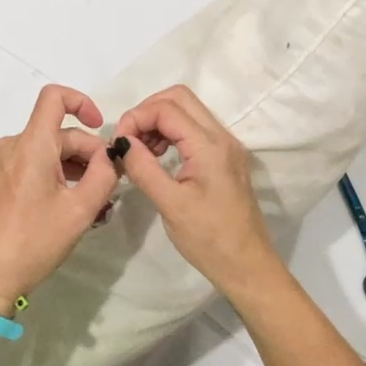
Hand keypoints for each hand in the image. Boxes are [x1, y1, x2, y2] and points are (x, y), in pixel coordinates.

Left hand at [0, 85, 119, 309]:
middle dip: (88, 153)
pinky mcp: (1, 181)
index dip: (82, 102)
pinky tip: (74, 207)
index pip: (54, 97)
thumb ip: (103, 175)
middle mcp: (13, 146)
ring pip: (49, 151)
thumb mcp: (80, 210)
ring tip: (97, 203)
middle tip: (110, 187)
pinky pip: (36, 166)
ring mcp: (4, 164)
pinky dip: (58, 177)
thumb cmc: (34, 241)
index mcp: (31, 145)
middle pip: (59, 133)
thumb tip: (108, 156)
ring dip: (75, 169)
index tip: (100, 126)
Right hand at [116, 85, 282, 295]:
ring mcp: (227, 146)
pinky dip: (171, 132)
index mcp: (210, 146)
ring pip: (187, 110)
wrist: (247, 267)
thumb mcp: (170, 205)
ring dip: (159, 120)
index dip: (136, 117)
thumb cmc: (209, 240)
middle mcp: (222, 137)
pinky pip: (194, 128)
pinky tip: (157, 156)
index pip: (167, 108)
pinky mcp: (225, 157)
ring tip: (140, 150)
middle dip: (147, 111)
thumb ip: (143, 168)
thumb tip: (120, 142)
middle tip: (128, 140)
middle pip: (179, 97)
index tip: (118, 143)